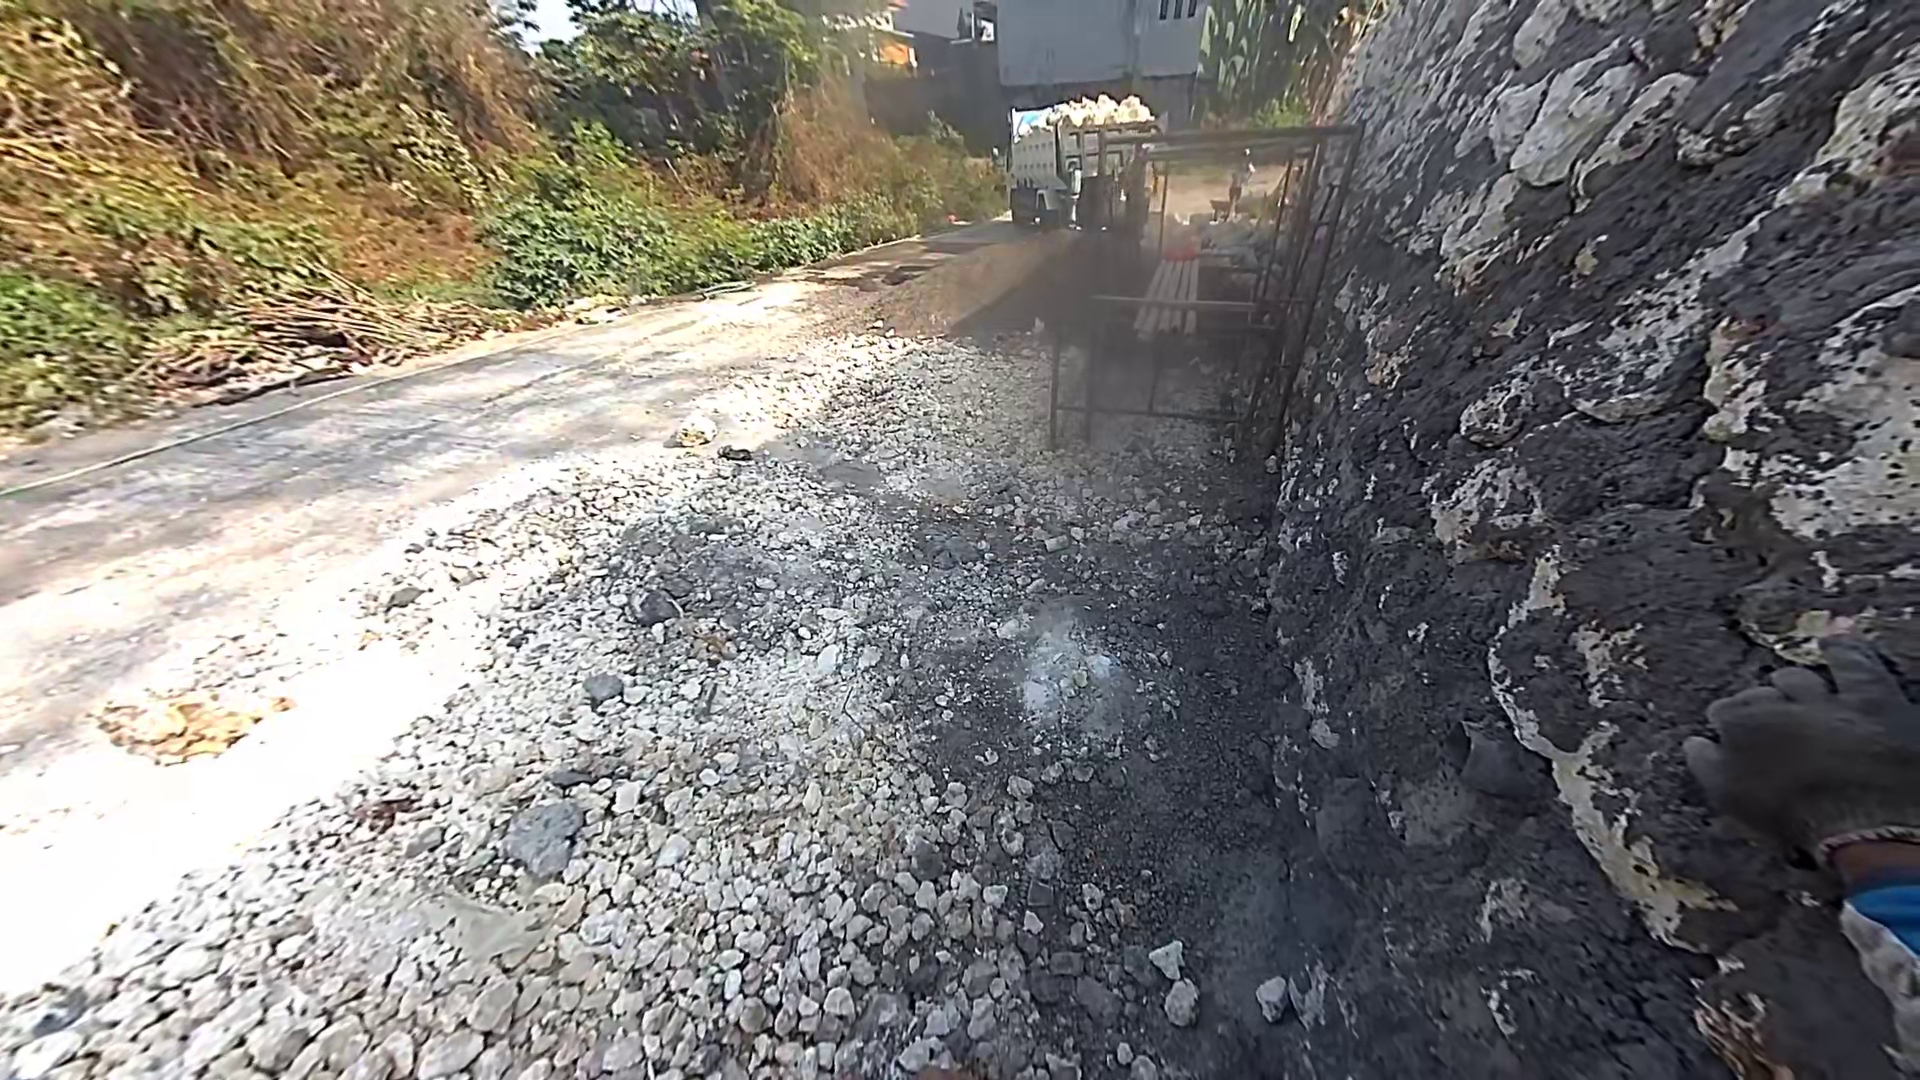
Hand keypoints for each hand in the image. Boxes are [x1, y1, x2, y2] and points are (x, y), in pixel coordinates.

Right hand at [1685, 637, 1919, 864]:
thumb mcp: (1727, 793)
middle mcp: (1775, 706)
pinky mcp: (1878, 708)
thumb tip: (1696, 740)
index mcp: (1736, 724)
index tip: (1739, 738)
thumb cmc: (1792, 814)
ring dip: (1798, 683)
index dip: (1731, 723)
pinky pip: (1861, 670)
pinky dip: (1847, 653)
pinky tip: (1837, 643)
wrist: (1873, 830)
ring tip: (1798, 683)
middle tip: (1775, 717)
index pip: (1723, 711)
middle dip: (1764, 702)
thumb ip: (1703, 760)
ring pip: (1801, 678)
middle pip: (1761, 693)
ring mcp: (1827, 705)